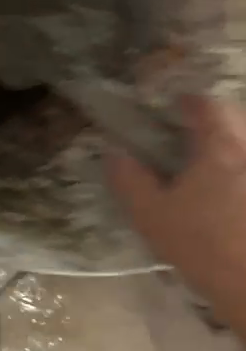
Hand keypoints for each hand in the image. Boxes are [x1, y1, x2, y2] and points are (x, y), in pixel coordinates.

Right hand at [107, 95, 245, 333]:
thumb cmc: (208, 250)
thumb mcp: (150, 214)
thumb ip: (128, 177)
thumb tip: (117, 152)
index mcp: (223, 153)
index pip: (208, 106)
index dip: (188, 101)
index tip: (171, 105)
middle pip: (242, 126)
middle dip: (219, 126)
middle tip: (193, 138)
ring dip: (232, 154)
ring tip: (213, 170)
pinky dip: (238, 177)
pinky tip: (226, 201)